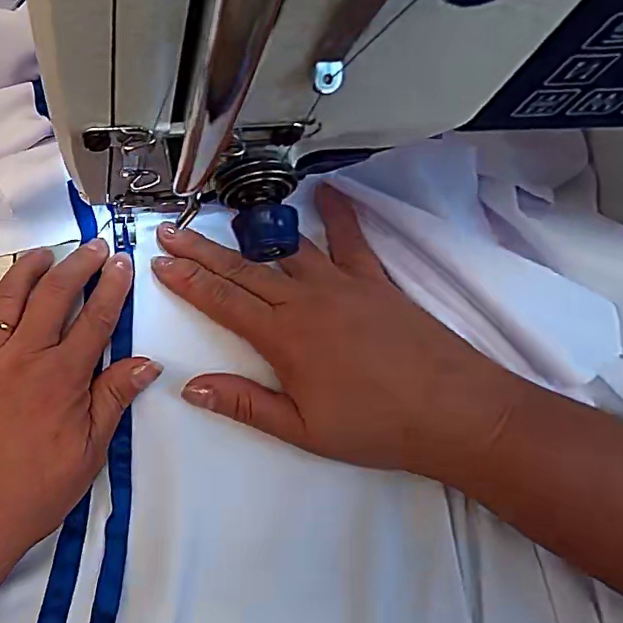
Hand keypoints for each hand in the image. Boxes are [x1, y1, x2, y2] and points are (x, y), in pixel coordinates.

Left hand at [0, 240, 157, 562]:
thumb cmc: (28, 494)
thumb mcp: (86, 455)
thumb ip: (112, 401)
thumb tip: (145, 363)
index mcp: (60, 377)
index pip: (95, 319)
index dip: (112, 287)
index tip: (121, 263)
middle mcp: (21, 356)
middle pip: (54, 296)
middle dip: (78, 266)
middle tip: (92, 247)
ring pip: (5, 297)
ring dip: (26, 269)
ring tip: (43, 253)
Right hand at [149, 186, 536, 480]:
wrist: (462, 415)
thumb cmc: (378, 427)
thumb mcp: (303, 429)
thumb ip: (244, 404)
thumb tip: (190, 387)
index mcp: (283, 336)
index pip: (221, 299)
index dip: (186, 280)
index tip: (160, 263)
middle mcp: (305, 300)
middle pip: (240, 269)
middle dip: (198, 251)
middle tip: (168, 233)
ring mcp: (341, 285)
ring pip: (282, 251)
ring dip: (245, 236)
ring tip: (218, 219)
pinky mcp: (375, 281)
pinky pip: (352, 241)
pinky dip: (339, 215)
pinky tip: (329, 193)